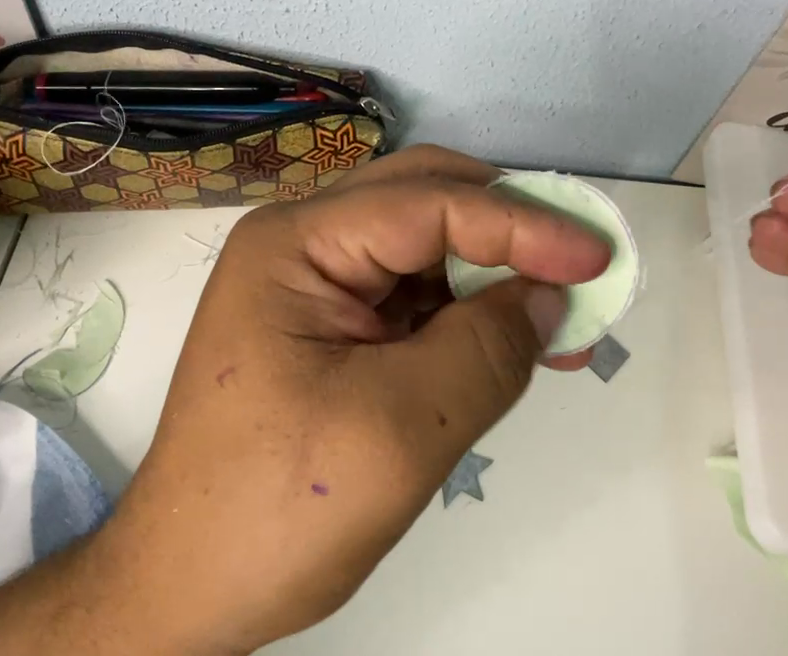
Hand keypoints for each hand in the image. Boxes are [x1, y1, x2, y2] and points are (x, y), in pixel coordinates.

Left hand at [98, 146, 609, 652]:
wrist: (189, 586)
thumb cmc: (277, 507)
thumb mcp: (399, 429)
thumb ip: (487, 350)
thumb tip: (549, 296)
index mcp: (295, 244)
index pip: (428, 204)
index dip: (522, 222)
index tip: (599, 258)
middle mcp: (301, 244)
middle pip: (424, 201)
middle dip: (508, 229)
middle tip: (580, 271)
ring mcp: (312, 284)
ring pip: (425, 246)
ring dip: (495, 273)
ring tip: (563, 319)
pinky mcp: (329, 326)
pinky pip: (412, 295)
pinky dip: (469, 311)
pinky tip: (516, 341)